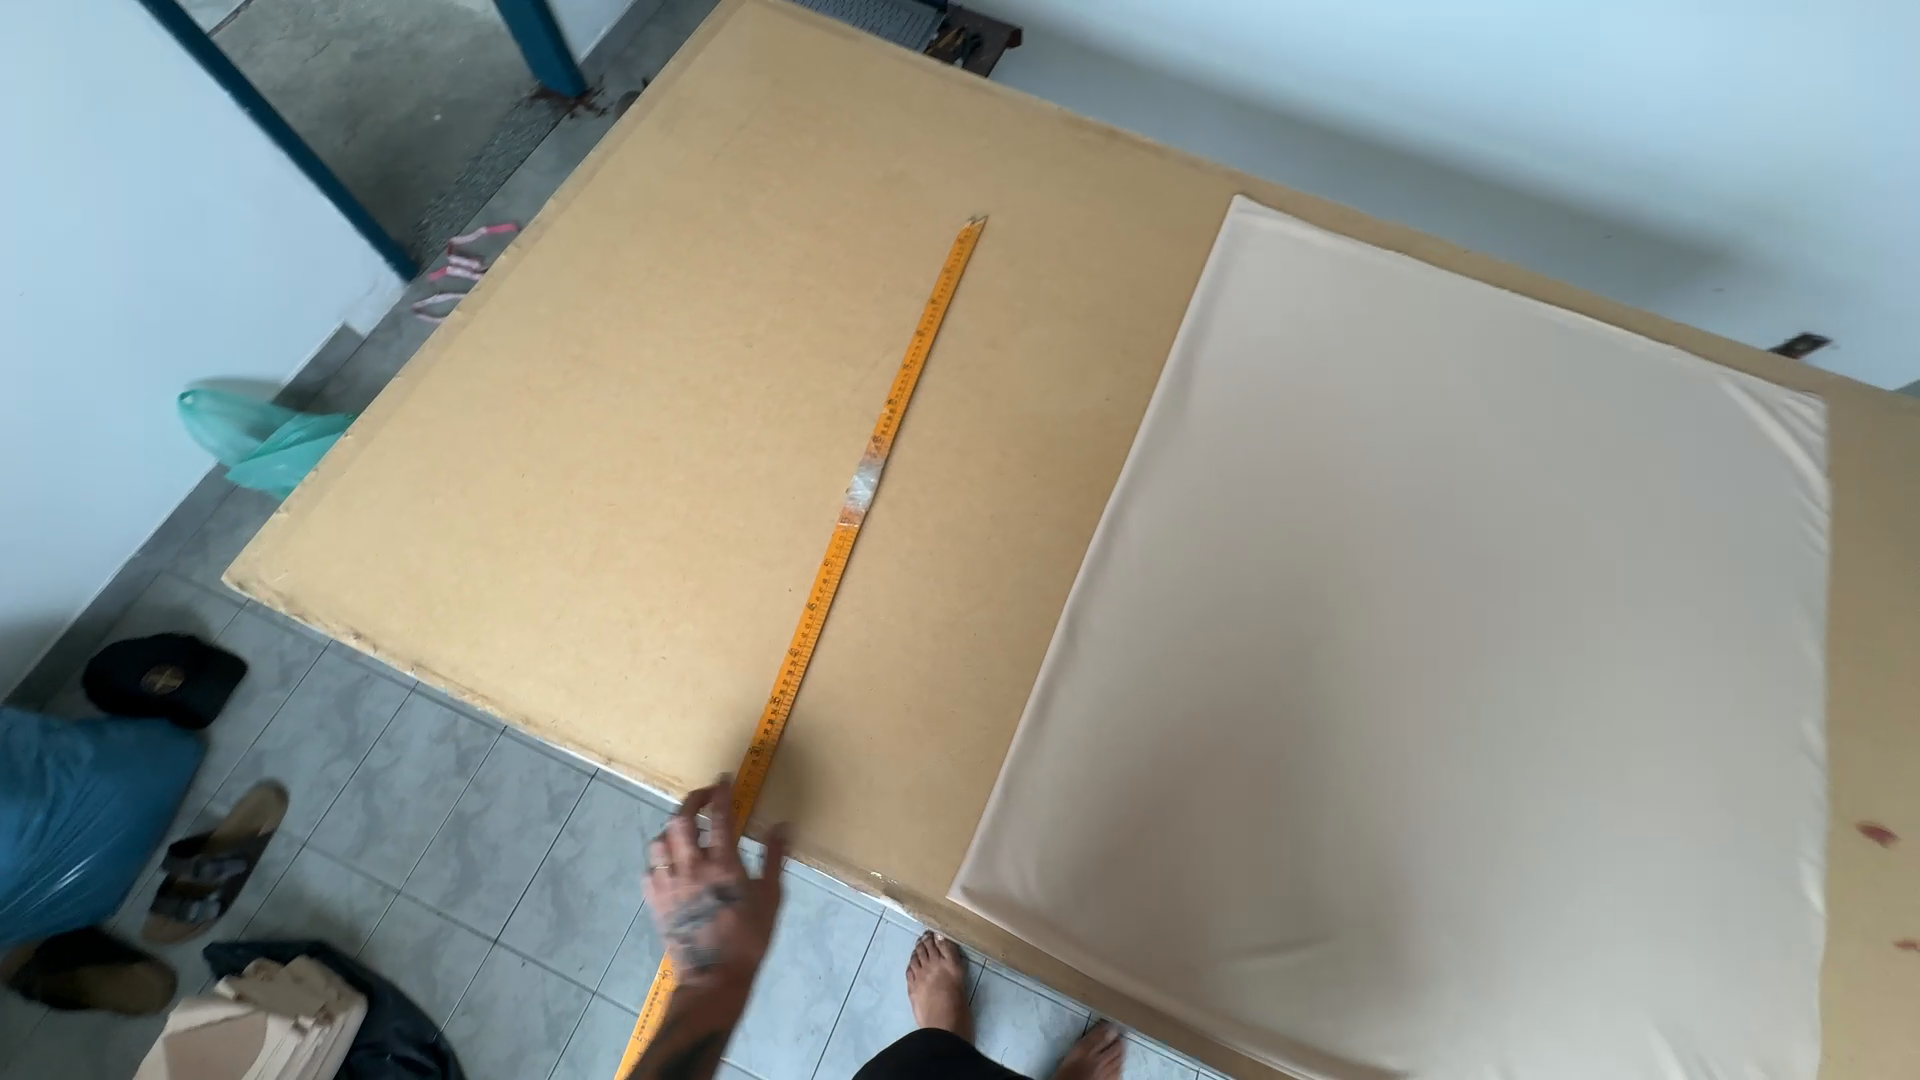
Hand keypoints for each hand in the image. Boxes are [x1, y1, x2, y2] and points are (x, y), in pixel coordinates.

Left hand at [645, 775, 789, 994]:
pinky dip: (659, 859)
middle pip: (681, 820)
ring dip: (673, 829)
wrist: (714, 980)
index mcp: (724, 864)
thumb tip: (783, 826)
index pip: (720, 815)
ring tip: (686, 829)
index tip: (724, 780)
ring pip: (660, 842)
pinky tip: (670, 863)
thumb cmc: (749, 938)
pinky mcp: (656, 904)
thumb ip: (774, 857)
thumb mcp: (771, 897)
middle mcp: (693, 868)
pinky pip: (649, 871)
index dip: (721, 792)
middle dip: (692, 801)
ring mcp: (670, 886)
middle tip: (705, 796)